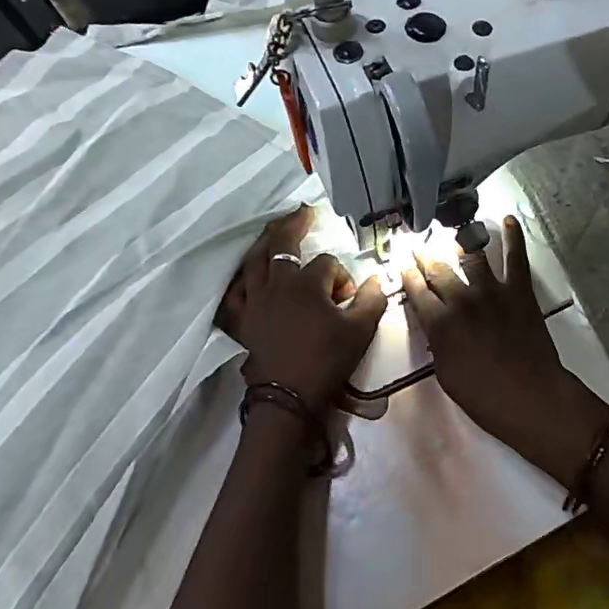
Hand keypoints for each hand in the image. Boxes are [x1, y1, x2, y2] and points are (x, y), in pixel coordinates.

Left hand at [217, 207, 388, 412]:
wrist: (288, 396)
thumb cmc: (326, 361)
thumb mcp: (360, 331)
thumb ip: (371, 300)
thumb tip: (374, 281)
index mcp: (305, 283)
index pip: (326, 264)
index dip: (341, 276)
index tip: (349, 298)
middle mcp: (275, 284)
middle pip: (281, 244)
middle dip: (293, 224)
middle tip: (302, 211)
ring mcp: (254, 300)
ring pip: (254, 261)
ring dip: (264, 242)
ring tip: (273, 231)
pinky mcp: (242, 319)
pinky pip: (234, 292)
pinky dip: (239, 280)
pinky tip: (243, 275)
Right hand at [401, 217, 608, 486]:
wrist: (530, 396)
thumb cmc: (482, 395)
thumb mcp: (445, 372)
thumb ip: (436, 342)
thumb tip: (434, 325)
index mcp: (438, 322)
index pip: (415, 290)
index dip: (406, 275)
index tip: (401, 264)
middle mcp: (460, 299)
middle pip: (437, 269)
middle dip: (424, 255)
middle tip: (417, 245)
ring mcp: (491, 291)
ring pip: (472, 255)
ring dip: (461, 239)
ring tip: (455, 229)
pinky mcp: (519, 290)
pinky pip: (516, 258)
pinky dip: (514, 237)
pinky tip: (509, 220)